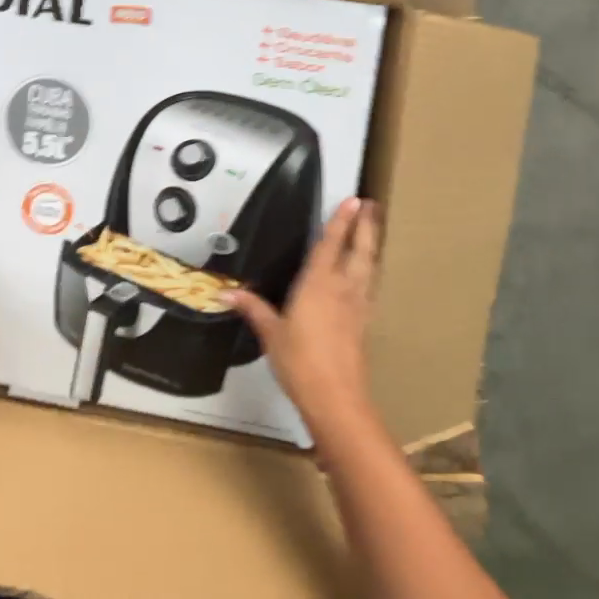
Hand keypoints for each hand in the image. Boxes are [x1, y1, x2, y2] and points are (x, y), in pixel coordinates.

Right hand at [225, 197, 381, 434]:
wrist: (336, 399)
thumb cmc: (300, 361)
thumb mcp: (270, 333)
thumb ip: (252, 308)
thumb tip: (224, 291)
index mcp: (318, 285)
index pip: (330, 245)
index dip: (341, 221)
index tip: (353, 199)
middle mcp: (342, 290)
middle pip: (359, 251)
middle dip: (366, 227)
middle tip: (371, 205)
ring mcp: (357, 307)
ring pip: (369, 268)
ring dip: (372, 246)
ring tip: (374, 230)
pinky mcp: (364, 324)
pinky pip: (369, 288)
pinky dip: (370, 272)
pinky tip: (368, 275)